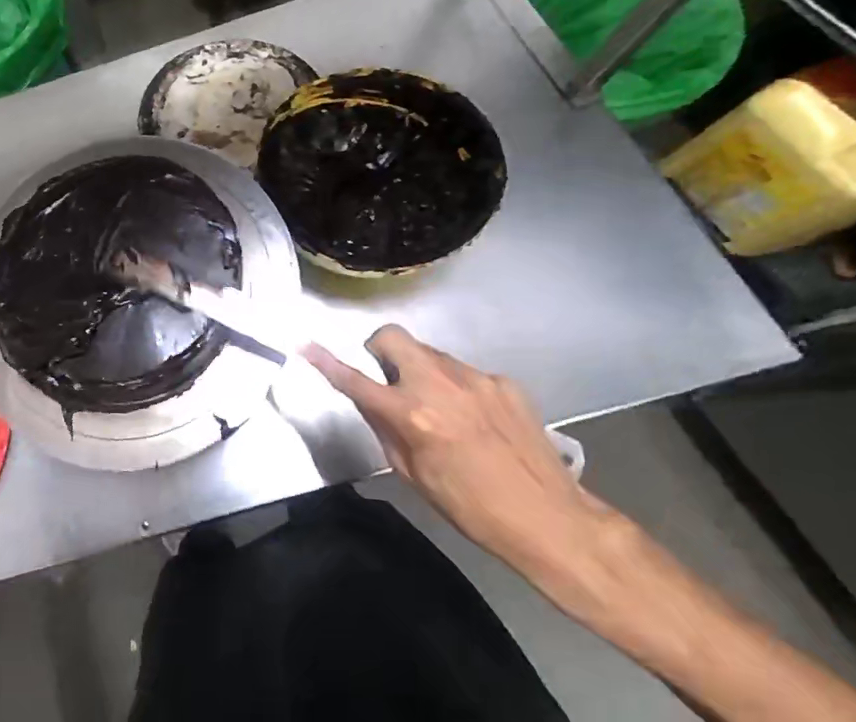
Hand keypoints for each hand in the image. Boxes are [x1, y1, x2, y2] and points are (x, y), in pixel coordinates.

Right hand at [303, 326, 612, 575]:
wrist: (549, 517)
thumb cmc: (472, 508)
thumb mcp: (414, 475)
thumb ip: (386, 430)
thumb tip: (371, 401)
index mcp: (413, 415)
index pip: (356, 381)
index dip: (326, 363)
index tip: (306, 345)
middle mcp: (440, 384)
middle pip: (393, 337)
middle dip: (379, 348)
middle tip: (388, 378)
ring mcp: (475, 378)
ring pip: (430, 355)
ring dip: (421, 372)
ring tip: (441, 410)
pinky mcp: (502, 381)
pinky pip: (464, 373)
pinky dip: (457, 388)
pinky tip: (475, 420)